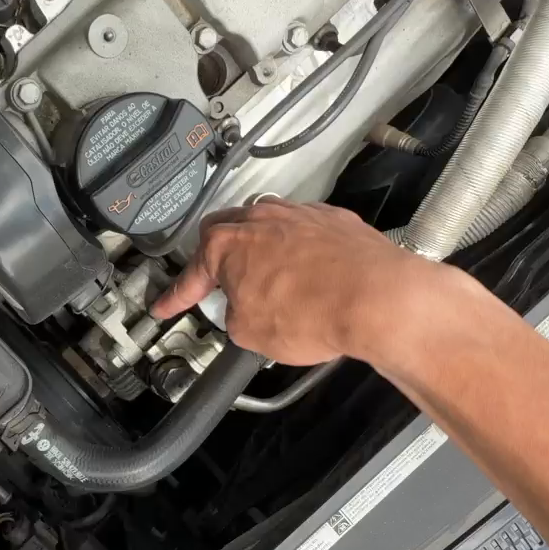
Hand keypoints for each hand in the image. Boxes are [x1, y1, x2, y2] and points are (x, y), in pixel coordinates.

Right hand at [151, 198, 447, 367]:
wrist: (380, 300)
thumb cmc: (316, 311)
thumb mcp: (250, 334)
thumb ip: (234, 318)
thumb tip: (241, 315)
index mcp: (228, 243)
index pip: (191, 273)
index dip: (176, 296)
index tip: (167, 305)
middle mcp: (261, 219)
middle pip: (225, 233)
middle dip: (218, 260)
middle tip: (221, 290)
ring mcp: (301, 215)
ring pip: (267, 226)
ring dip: (262, 252)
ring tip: (272, 286)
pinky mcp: (336, 221)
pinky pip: (306, 232)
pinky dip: (300, 252)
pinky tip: (310, 278)